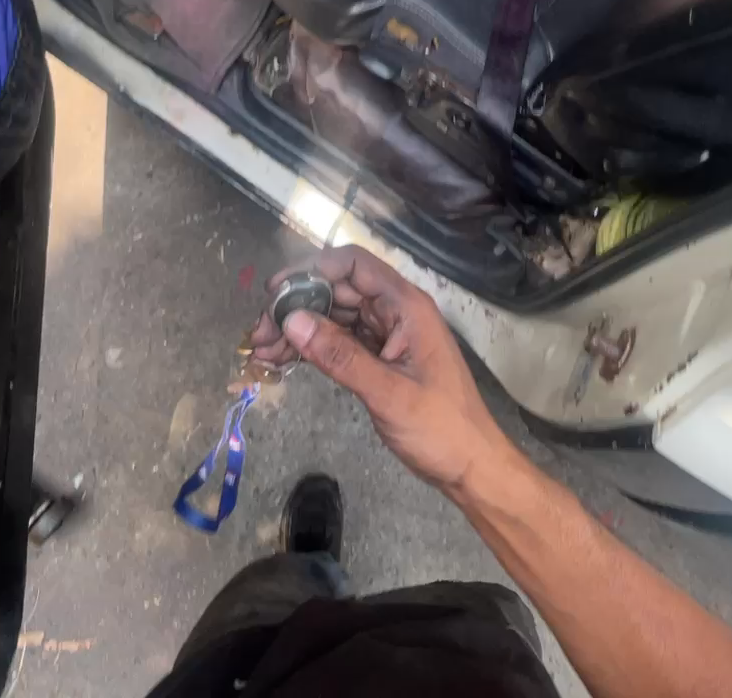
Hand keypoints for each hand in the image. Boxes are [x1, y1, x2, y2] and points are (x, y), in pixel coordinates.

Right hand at [248, 246, 517, 495]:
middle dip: (296, 306)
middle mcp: (395, 312)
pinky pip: (340, 340)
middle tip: (259, 333)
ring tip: (262, 351)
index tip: (276, 292)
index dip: (313, 269)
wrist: (472, 466)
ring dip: (299, 329)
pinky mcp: (380, 357)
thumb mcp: (388, 393)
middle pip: (337, 290)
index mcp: (406, 306)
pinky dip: (312, 348)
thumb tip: (292, 320)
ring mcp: (387, 334)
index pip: (355, 265)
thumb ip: (340, 355)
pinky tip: (283, 360)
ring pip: (334, 316)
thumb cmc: (440, 428)